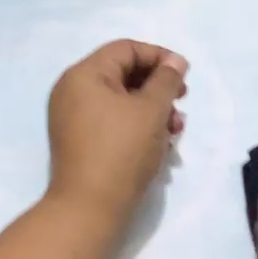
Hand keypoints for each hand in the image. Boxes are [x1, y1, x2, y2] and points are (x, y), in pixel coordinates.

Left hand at [45, 40, 188, 228]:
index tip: (185, 77)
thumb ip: (167, 80)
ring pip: (121, 101)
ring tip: (175, 132)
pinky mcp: (80, 142)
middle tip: (181, 104)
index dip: (159, 57)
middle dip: (158, 88)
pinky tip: (159, 145)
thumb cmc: (122, 151)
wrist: (90, 208)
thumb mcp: (151, 110)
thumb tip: (175, 61)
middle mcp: (73, 91)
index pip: (126, 49)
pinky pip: (112, 121)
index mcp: (84, 75)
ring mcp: (74, 118)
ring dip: (153, 110)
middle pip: (123, 74)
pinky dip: (137, 126)